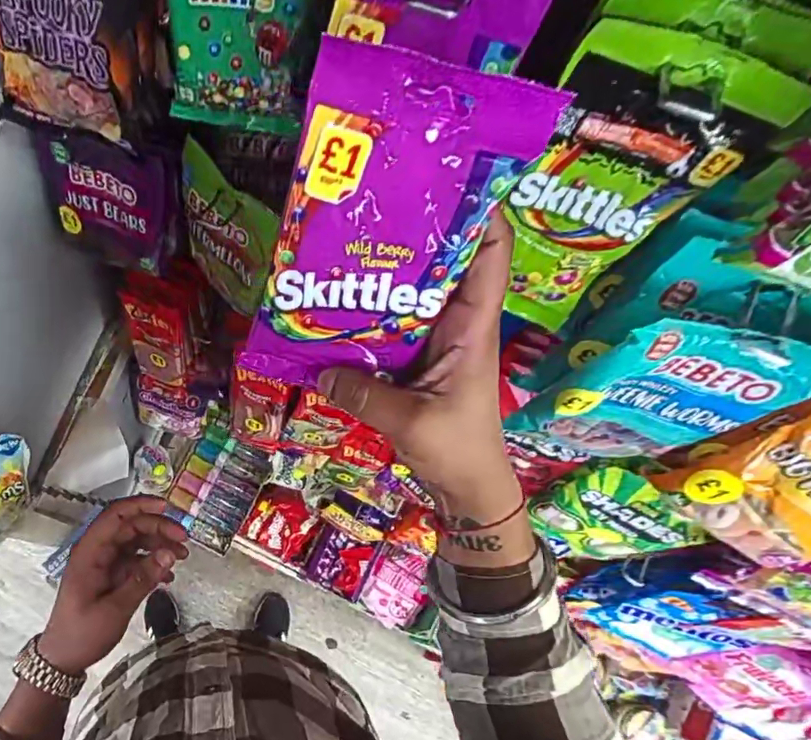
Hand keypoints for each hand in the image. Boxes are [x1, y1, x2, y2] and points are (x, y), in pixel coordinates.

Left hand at [39, 496, 189, 672]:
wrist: (64, 658)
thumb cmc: (83, 633)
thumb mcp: (116, 608)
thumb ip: (143, 579)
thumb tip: (170, 553)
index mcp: (89, 553)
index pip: (115, 516)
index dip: (141, 506)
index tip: (168, 507)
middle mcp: (97, 553)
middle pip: (129, 527)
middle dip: (158, 528)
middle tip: (184, 541)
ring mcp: (104, 564)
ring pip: (135, 543)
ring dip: (159, 545)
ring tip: (182, 557)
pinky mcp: (111, 577)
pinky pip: (135, 561)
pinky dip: (153, 564)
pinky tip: (169, 576)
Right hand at [316, 214, 530, 564]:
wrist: (468, 490)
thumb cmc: (457, 452)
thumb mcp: (410, 422)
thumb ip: (365, 395)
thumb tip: (320, 372)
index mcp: (472, 327)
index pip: (490, 253)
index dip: (480, 209)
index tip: (445, 177)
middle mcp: (457, 327)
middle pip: (444, 265)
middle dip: (413, 235)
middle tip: (368, 211)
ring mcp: (435, 347)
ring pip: (413, 299)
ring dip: (384, 282)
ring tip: (344, 254)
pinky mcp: (416, 368)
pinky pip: (392, 335)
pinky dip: (369, 325)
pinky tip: (336, 317)